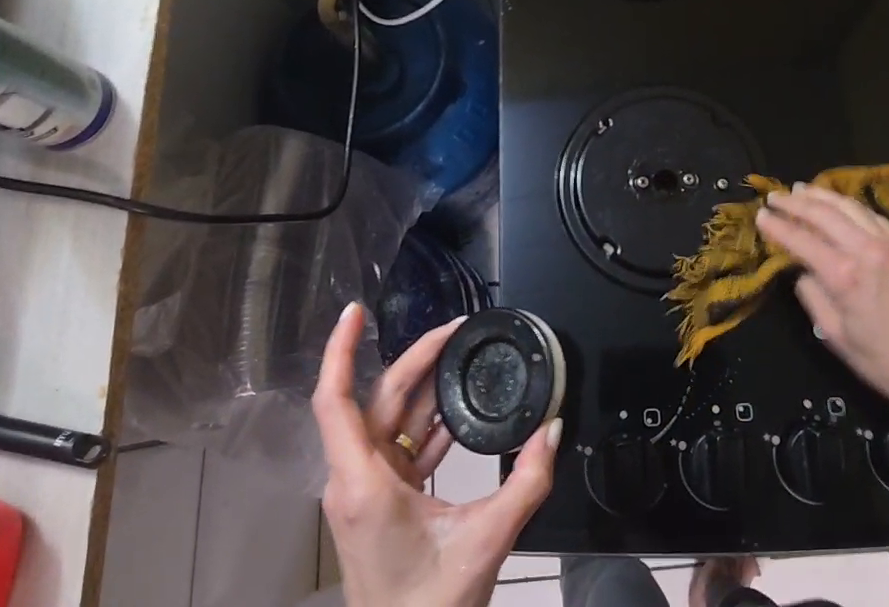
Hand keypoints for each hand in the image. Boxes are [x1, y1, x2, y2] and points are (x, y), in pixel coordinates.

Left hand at [313, 302, 560, 606]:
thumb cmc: (430, 606)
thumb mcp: (487, 539)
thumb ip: (527, 481)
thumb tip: (552, 429)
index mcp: (364, 484)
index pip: (336, 400)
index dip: (341, 350)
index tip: (355, 311)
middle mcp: (355, 480)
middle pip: (378, 400)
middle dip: (415, 359)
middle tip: (454, 330)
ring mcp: (366, 491)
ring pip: (390, 421)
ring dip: (423, 388)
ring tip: (459, 355)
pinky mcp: (381, 501)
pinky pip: (402, 447)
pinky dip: (429, 423)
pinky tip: (458, 407)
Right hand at [756, 183, 888, 426]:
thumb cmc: (883, 362)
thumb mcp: (834, 335)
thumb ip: (812, 296)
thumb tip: (804, 272)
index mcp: (843, 275)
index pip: (800, 239)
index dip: (777, 226)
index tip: (760, 215)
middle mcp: (866, 250)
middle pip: (824, 213)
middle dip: (795, 202)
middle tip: (774, 196)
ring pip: (850, 207)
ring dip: (822, 195)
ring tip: (801, 189)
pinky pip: (873, 216)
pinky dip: (850, 206)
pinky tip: (840, 206)